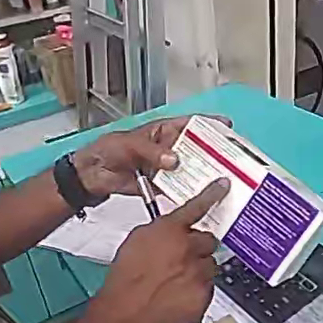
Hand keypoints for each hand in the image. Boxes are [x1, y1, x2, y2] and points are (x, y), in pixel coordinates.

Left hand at [72, 115, 231, 198]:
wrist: (91, 176)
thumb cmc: (107, 151)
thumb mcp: (129, 145)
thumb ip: (152, 152)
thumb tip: (174, 160)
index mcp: (161, 132)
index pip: (189, 124)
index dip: (209, 124)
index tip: (226, 128)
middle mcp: (167, 149)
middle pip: (195, 149)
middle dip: (212, 154)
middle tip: (230, 161)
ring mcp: (164, 168)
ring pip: (189, 170)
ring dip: (202, 176)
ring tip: (220, 181)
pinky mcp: (159, 185)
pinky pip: (177, 189)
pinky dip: (187, 193)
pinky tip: (199, 197)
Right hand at [83, 179, 228, 322]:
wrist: (125, 313)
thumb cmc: (126, 278)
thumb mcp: (137, 240)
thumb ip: (160, 230)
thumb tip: (171, 228)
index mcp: (170, 231)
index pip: (197, 206)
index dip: (212, 194)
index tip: (224, 185)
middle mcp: (188, 249)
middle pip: (208, 240)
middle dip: (197, 248)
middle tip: (181, 258)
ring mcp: (198, 273)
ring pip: (209, 265)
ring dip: (197, 269)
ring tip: (175, 280)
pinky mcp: (203, 296)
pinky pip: (208, 288)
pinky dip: (196, 290)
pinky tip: (177, 294)